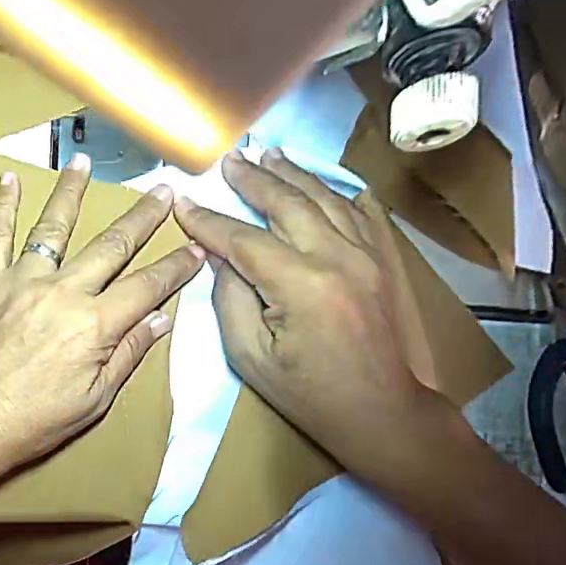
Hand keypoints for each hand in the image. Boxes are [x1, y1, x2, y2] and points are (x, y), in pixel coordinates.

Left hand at [0, 156, 203, 487]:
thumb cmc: (28, 423)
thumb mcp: (91, 401)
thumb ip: (127, 356)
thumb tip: (161, 319)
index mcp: (94, 325)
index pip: (147, 287)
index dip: (176, 267)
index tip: (197, 248)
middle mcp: (62, 293)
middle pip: (110, 246)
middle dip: (141, 217)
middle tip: (162, 191)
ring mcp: (20, 282)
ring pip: (52, 227)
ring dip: (71, 192)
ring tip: (83, 162)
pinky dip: (2, 207)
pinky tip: (8, 180)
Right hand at [173, 150, 438, 471]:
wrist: (378, 409)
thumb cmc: (304, 391)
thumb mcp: (248, 355)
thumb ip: (230, 298)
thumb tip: (218, 254)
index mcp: (300, 285)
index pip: (244, 239)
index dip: (210, 221)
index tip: (184, 204)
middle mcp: (337, 257)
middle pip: (288, 204)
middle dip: (254, 179)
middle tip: (230, 161)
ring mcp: (366, 254)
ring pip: (325, 199)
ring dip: (293, 175)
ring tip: (269, 155)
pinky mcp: (381, 260)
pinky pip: (355, 212)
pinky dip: (331, 192)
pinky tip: (316, 181)